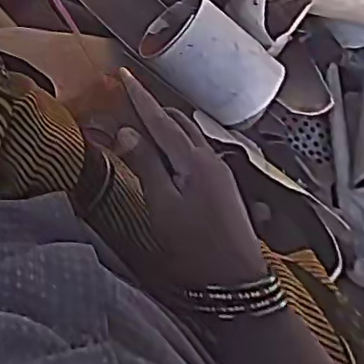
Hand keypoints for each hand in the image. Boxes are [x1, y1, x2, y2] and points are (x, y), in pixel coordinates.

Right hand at [112, 68, 267, 288]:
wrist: (240, 289)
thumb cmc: (196, 248)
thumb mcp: (162, 205)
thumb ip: (144, 163)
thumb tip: (127, 131)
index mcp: (193, 160)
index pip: (160, 118)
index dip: (139, 95)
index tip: (124, 74)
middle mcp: (210, 160)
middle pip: (177, 121)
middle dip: (152, 107)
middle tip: (126, 101)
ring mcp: (220, 173)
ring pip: (188, 135)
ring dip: (164, 125)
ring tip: (140, 125)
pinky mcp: (223, 187)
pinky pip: (195, 150)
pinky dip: (175, 142)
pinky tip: (163, 154)